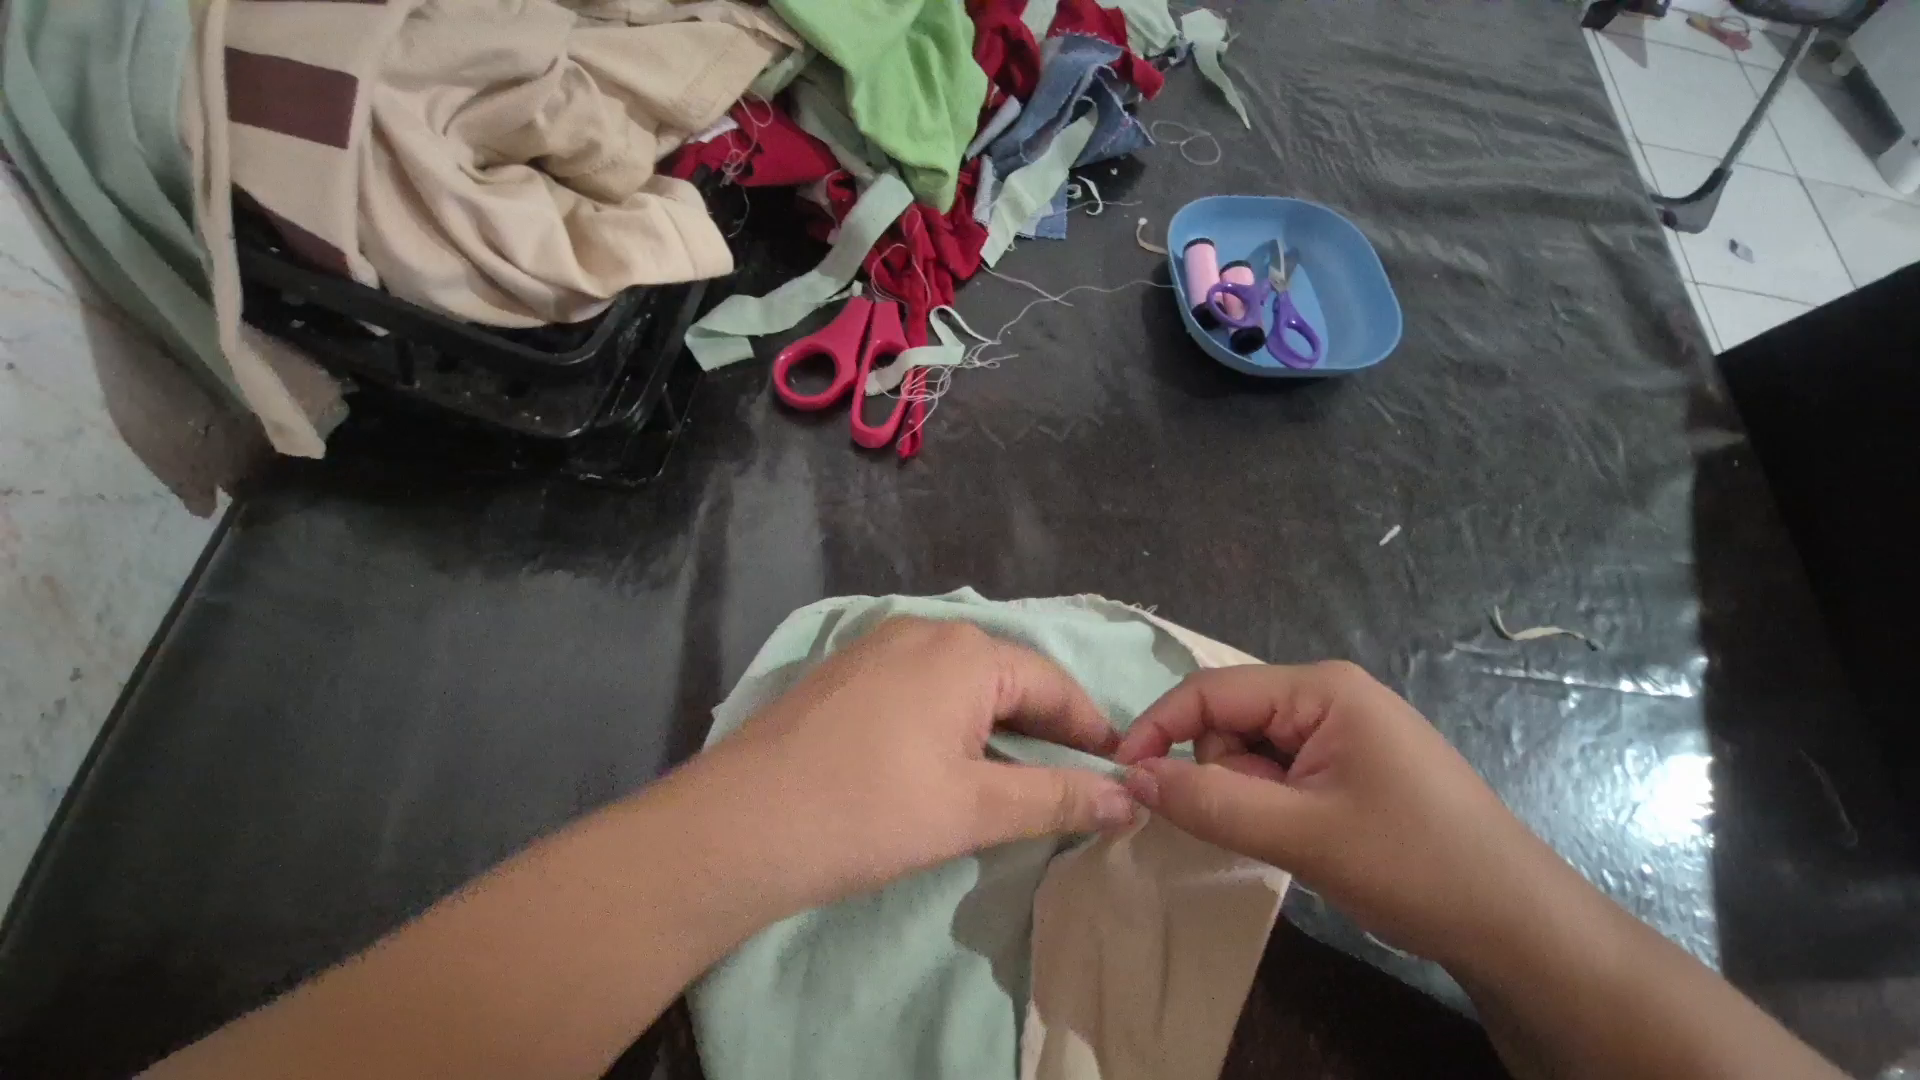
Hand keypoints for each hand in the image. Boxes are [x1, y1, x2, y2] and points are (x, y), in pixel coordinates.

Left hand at [675, 617, 1136, 915]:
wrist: (737, 826)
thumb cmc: (869, 812)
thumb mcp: (974, 808)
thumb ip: (1058, 798)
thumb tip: (1130, 801)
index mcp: (965, 651)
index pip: (1052, 684)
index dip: (1091, 729)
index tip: (1119, 770)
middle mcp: (923, 632)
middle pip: (1006, 677)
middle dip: (1044, 726)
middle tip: (1073, 777)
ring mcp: (875, 648)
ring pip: (960, 682)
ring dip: (996, 724)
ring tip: (1016, 773)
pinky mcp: (844, 674)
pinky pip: (919, 687)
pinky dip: (950, 720)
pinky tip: (947, 758)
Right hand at [1113, 661, 1575, 967]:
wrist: (1520, 927)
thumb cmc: (1414, 865)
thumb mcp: (1302, 834)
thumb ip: (1210, 801)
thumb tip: (1132, 775)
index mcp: (1321, 688)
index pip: (1210, 691)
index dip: (1159, 729)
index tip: (1125, 777)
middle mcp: (1327, 695)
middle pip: (1229, 720)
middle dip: (1223, 773)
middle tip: (1264, 825)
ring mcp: (1342, 729)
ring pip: (1250, 750)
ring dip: (1249, 794)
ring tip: (1298, 836)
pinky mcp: (1349, 763)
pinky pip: (1279, 771)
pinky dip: (1272, 803)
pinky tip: (1307, 835)